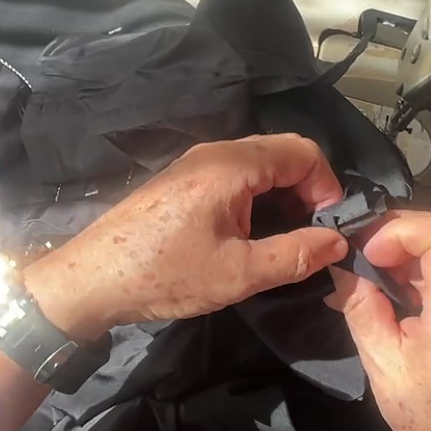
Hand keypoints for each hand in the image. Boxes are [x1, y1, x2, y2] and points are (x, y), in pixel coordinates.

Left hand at [24, 135, 349, 339]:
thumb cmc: (165, 274)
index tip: (330, 227)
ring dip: (283, 194)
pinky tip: (251, 232)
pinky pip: (235, 174)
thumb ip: (294, 255)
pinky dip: (257, 195)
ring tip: (287, 237)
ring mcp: (194, 164)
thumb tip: (338, 242)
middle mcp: (214, 152)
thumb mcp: (238, 273)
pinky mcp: (181, 180)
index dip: (328, 186)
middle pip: (282, 151)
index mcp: (232, 165)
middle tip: (313, 233)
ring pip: (258, 163)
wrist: (92, 279)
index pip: (303, 151)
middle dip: (308, 188)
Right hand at [329, 212, 430, 430]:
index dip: (402, 229)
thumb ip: (361, 307)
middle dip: (398, 240)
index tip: (371, 253)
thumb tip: (343, 268)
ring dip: (409, 260)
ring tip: (373, 284)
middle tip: (361, 261)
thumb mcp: (382, 364)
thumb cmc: (428, 419)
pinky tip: (398, 301)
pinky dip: (424, 278)